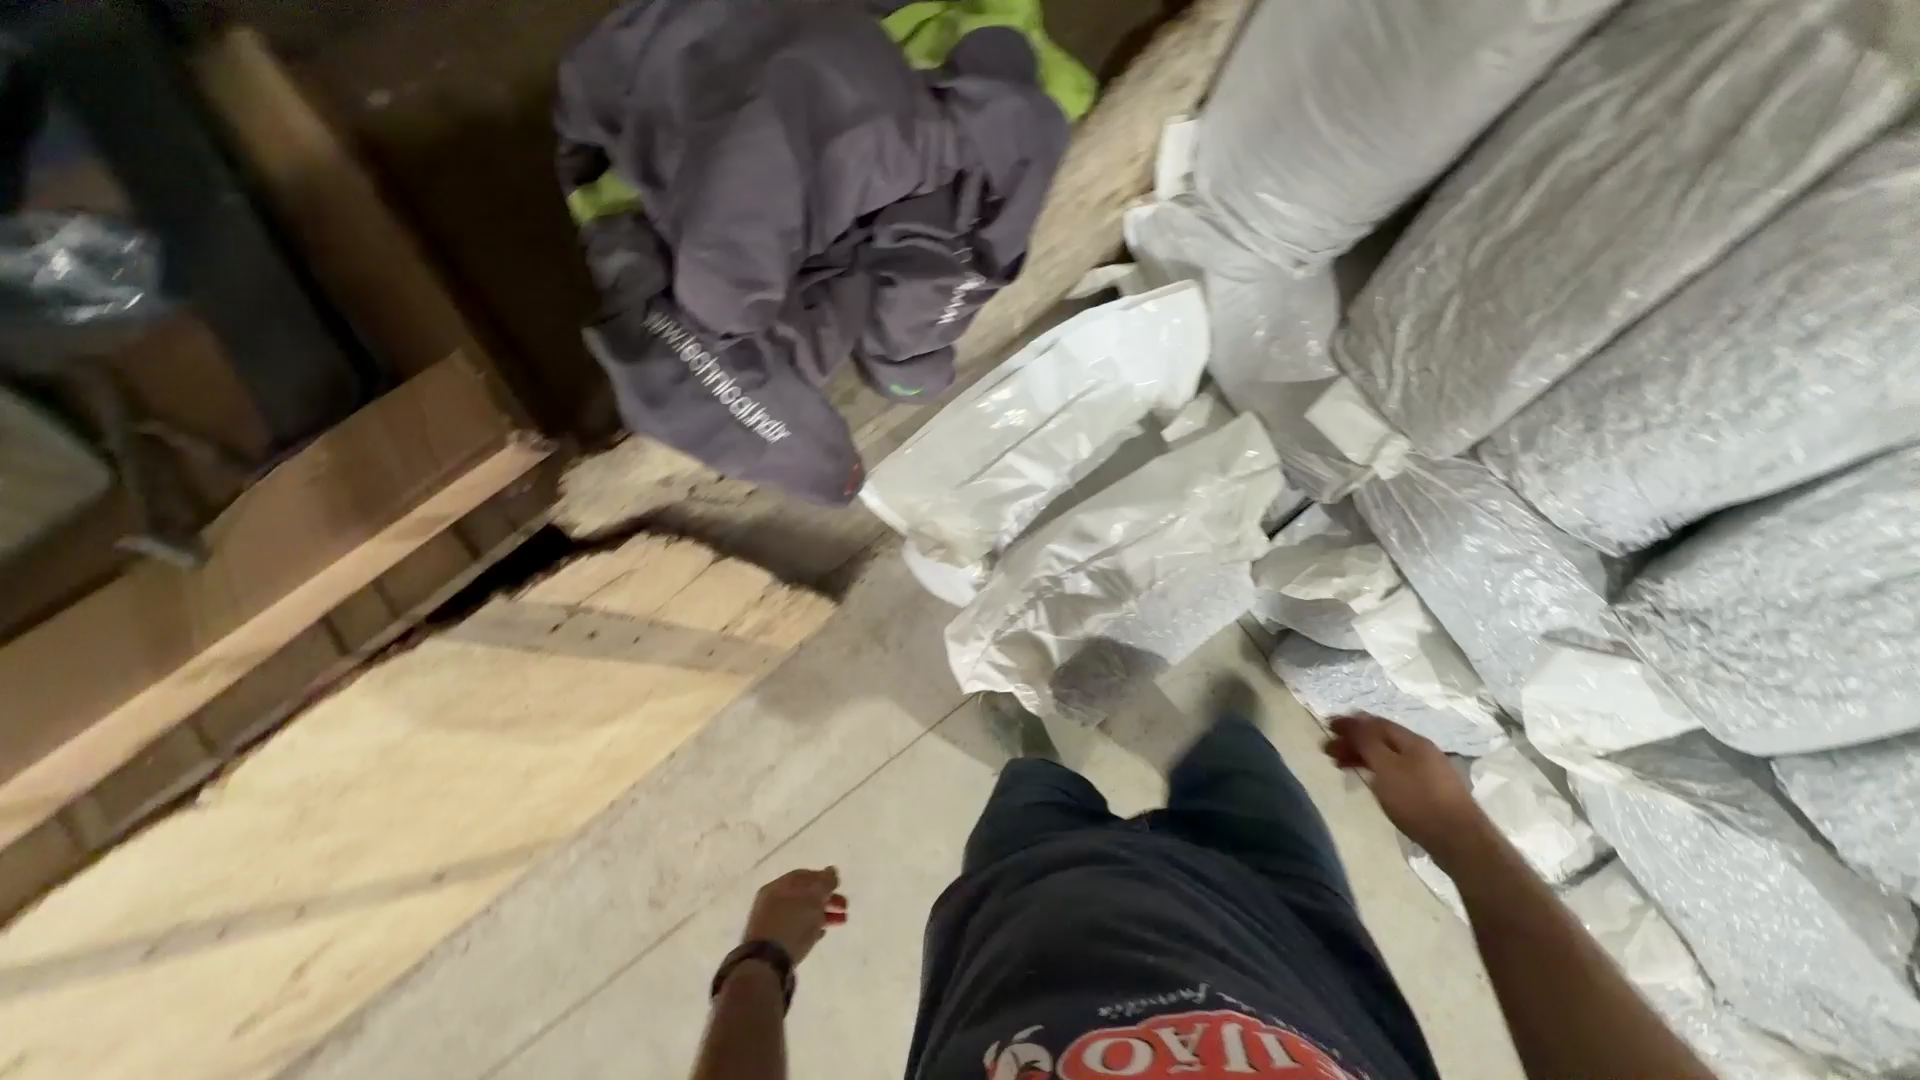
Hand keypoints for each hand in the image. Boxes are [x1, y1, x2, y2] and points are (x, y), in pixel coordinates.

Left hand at [742, 867, 847, 964]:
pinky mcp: (773, 943)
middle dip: (826, 899)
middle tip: (845, 906)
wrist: (766, 963)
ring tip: (840, 921)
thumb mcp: (814, 898)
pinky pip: (796, 929)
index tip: (839, 886)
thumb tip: (832, 871)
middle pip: (804, 895)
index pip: (804, 875)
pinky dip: (810, 928)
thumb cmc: (792, 923)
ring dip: (822, 914)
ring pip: (801, 913)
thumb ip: (825, 882)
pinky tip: (821, 933)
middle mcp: (772, 901)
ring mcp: (771, 923)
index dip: (823, 878)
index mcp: (778, 886)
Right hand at [1323, 715, 1486, 863]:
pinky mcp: (1430, 791)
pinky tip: (1370, 781)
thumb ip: (1368, 743)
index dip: (1350, 723)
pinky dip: (1377, 770)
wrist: (1459, 840)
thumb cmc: (1417, 800)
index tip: (1328, 726)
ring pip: (1388, 756)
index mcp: (1412, 741)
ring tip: (1343, 765)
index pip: (1375, 723)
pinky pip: (1396, 771)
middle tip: (1329, 751)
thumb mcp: (1386, 768)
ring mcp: (1428, 772)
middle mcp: (1422, 751)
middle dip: (1353, 741)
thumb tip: (1354, 721)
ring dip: (1363, 756)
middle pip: (1381, 739)